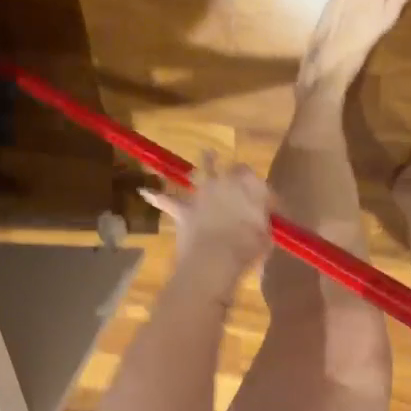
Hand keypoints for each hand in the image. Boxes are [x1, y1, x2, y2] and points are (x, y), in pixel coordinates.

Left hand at [141, 155, 271, 277]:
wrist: (215, 258)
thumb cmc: (247, 248)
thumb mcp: (265, 237)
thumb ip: (264, 225)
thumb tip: (264, 224)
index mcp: (250, 187)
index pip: (257, 181)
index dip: (259, 190)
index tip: (264, 202)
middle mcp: (226, 182)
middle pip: (230, 168)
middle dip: (232, 169)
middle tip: (233, 169)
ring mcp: (202, 193)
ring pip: (201, 171)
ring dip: (205, 161)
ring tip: (206, 153)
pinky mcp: (183, 208)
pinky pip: (166, 200)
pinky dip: (156, 196)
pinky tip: (144, 192)